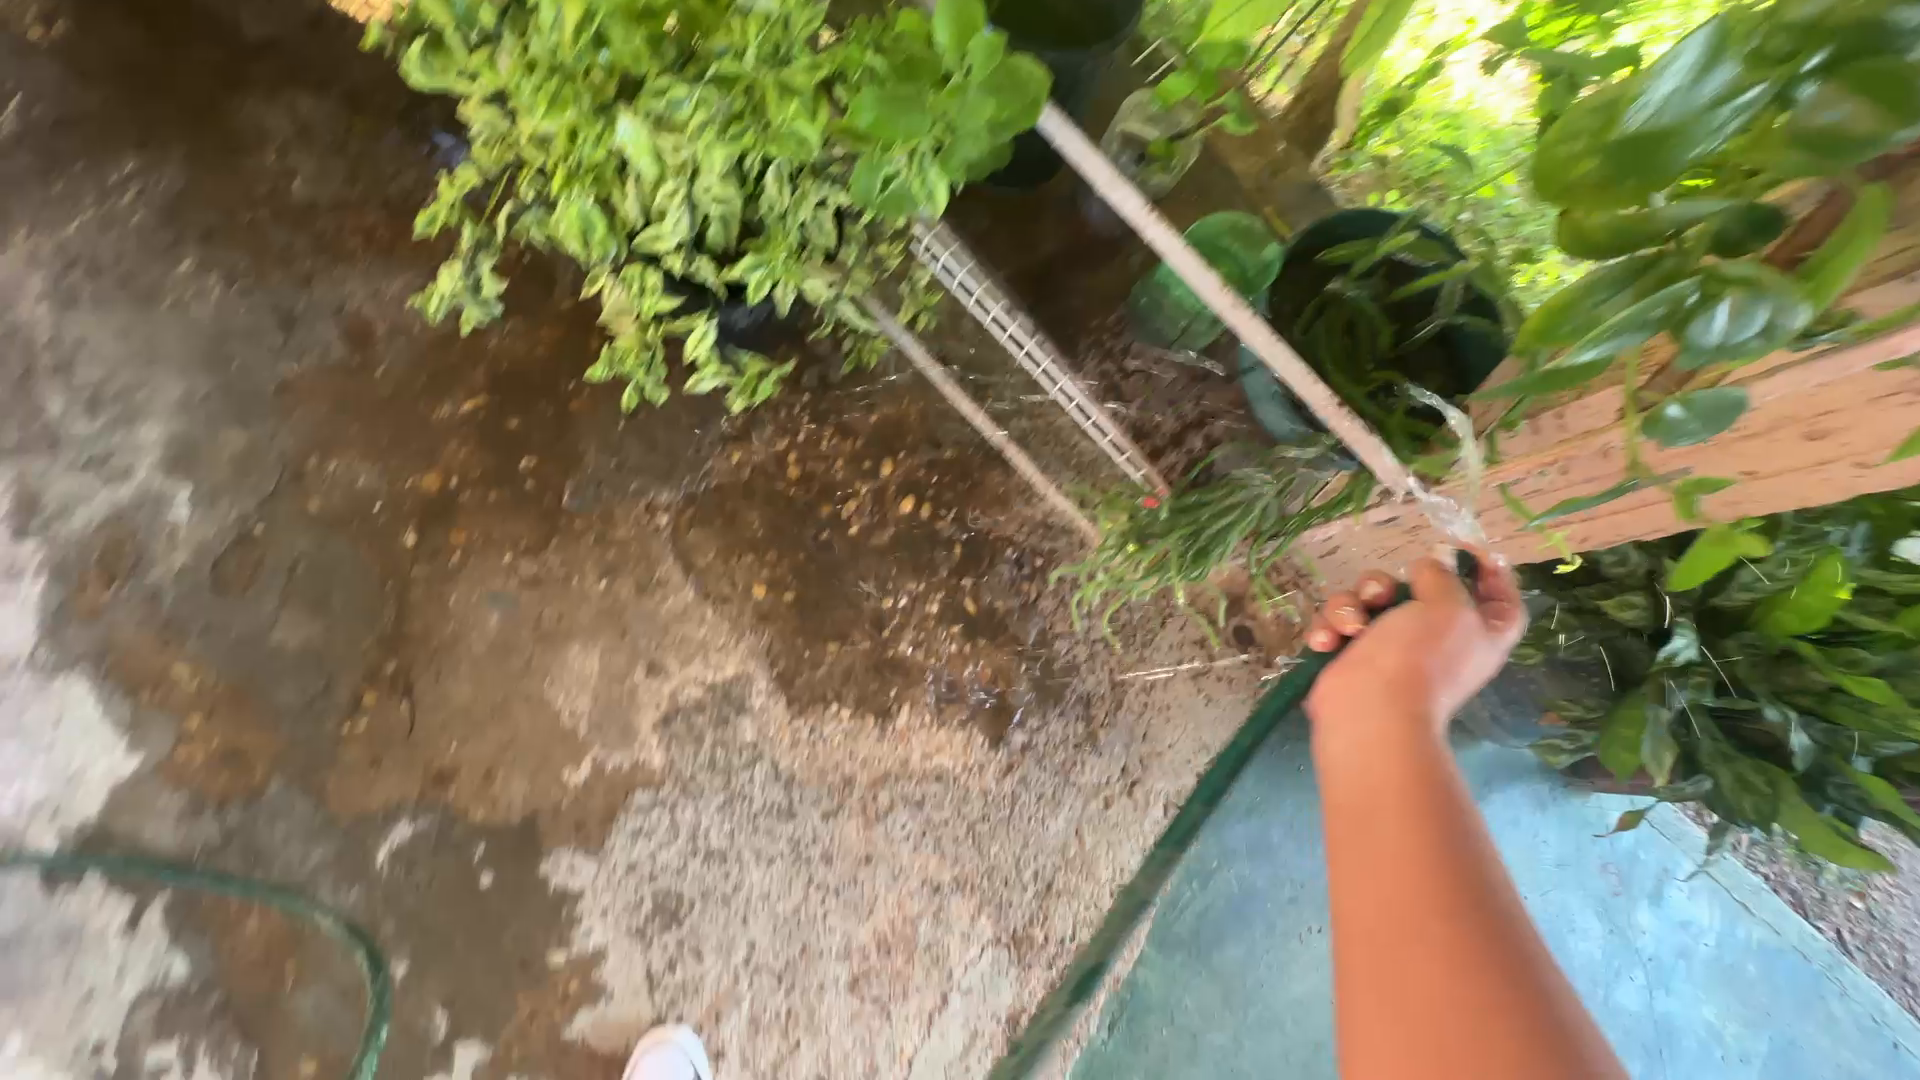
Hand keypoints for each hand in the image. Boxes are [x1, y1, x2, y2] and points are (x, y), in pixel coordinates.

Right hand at [1304, 552, 1527, 744]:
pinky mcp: (1351, 652)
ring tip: (1349, 628)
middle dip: (1385, 585)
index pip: (1497, 592)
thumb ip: (1441, 575)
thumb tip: (1425, 568)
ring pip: (1364, 600)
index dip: (1485, 568)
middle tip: (1378, 597)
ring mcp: (1389, 645)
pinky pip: (1337, 622)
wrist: (1368, 709)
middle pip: (1412, 587)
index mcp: (1477, 629)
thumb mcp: (1448, 605)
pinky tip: (1327, 644)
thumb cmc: (1419, 658)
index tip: (1457, 548)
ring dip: (1349, 607)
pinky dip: (1330, 629)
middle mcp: (1436, 635)